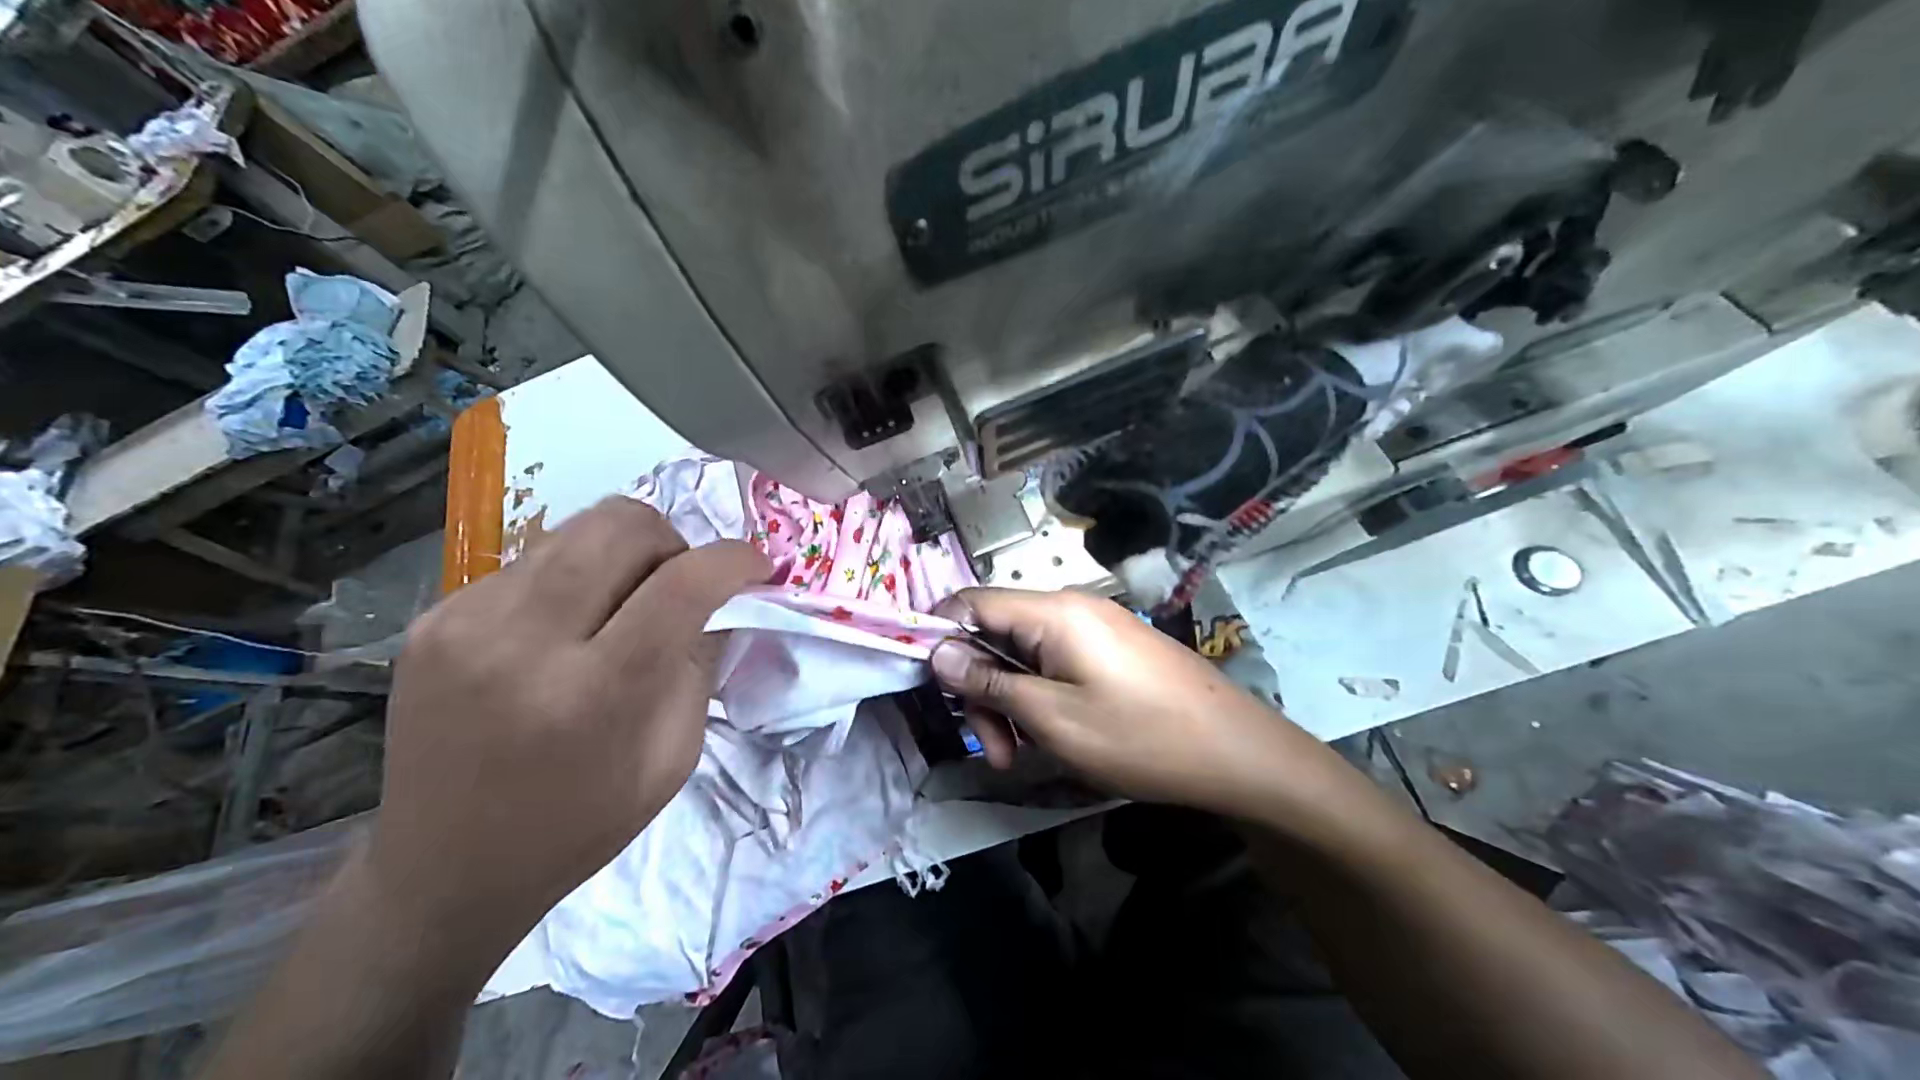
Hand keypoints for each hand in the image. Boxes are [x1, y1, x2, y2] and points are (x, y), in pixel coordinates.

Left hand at [368, 497, 769, 946]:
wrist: (443, 868)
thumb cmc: (579, 825)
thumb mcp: (671, 759)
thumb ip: (700, 666)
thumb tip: (722, 598)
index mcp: (595, 694)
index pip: (681, 585)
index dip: (732, 560)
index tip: (755, 565)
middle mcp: (523, 643)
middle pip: (620, 525)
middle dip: (673, 539)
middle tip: (681, 579)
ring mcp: (465, 621)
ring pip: (574, 529)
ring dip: (622, 552)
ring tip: (624, 600)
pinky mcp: (432, 617)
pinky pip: (530, 562)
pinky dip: (571, 578)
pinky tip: (566, 627)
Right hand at [931, 588, 1342, 824]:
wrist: (1238, 755)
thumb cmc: (1139, 736)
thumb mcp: (1052, 718)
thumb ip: (988, 681)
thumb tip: (936, 651)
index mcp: (1052, 612)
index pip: (970, 601)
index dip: (939, 636)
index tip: (930, 688)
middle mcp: (1070, 608)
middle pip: (996, 634)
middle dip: (981, 690)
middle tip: (993, 751)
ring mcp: (1094, 629)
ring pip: (1024, 655)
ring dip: (1010, 703)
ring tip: (1019, 757)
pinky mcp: (1111, 651)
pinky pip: (1055, 664)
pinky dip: (1040, 699)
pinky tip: (1051, 737)